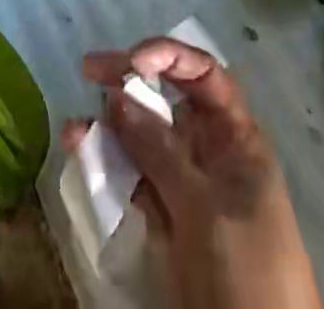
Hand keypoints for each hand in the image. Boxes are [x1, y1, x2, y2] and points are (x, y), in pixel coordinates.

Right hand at [69, 38, 321, 308]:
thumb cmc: (248, 266)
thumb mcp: (206, 206)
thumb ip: (160, 151)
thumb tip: (116, 96)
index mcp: (236, 137)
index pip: (205, 77)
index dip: (171, 57)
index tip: (133, 59)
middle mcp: (209, 149)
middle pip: (168, 100)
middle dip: (131, 80)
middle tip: (89, 69)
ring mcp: (185, 181)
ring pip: (143, 137)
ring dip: (109, 126)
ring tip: (75, 126)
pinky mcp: (164, 212)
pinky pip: (132, 174)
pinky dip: (106, 163)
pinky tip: (81, 150)